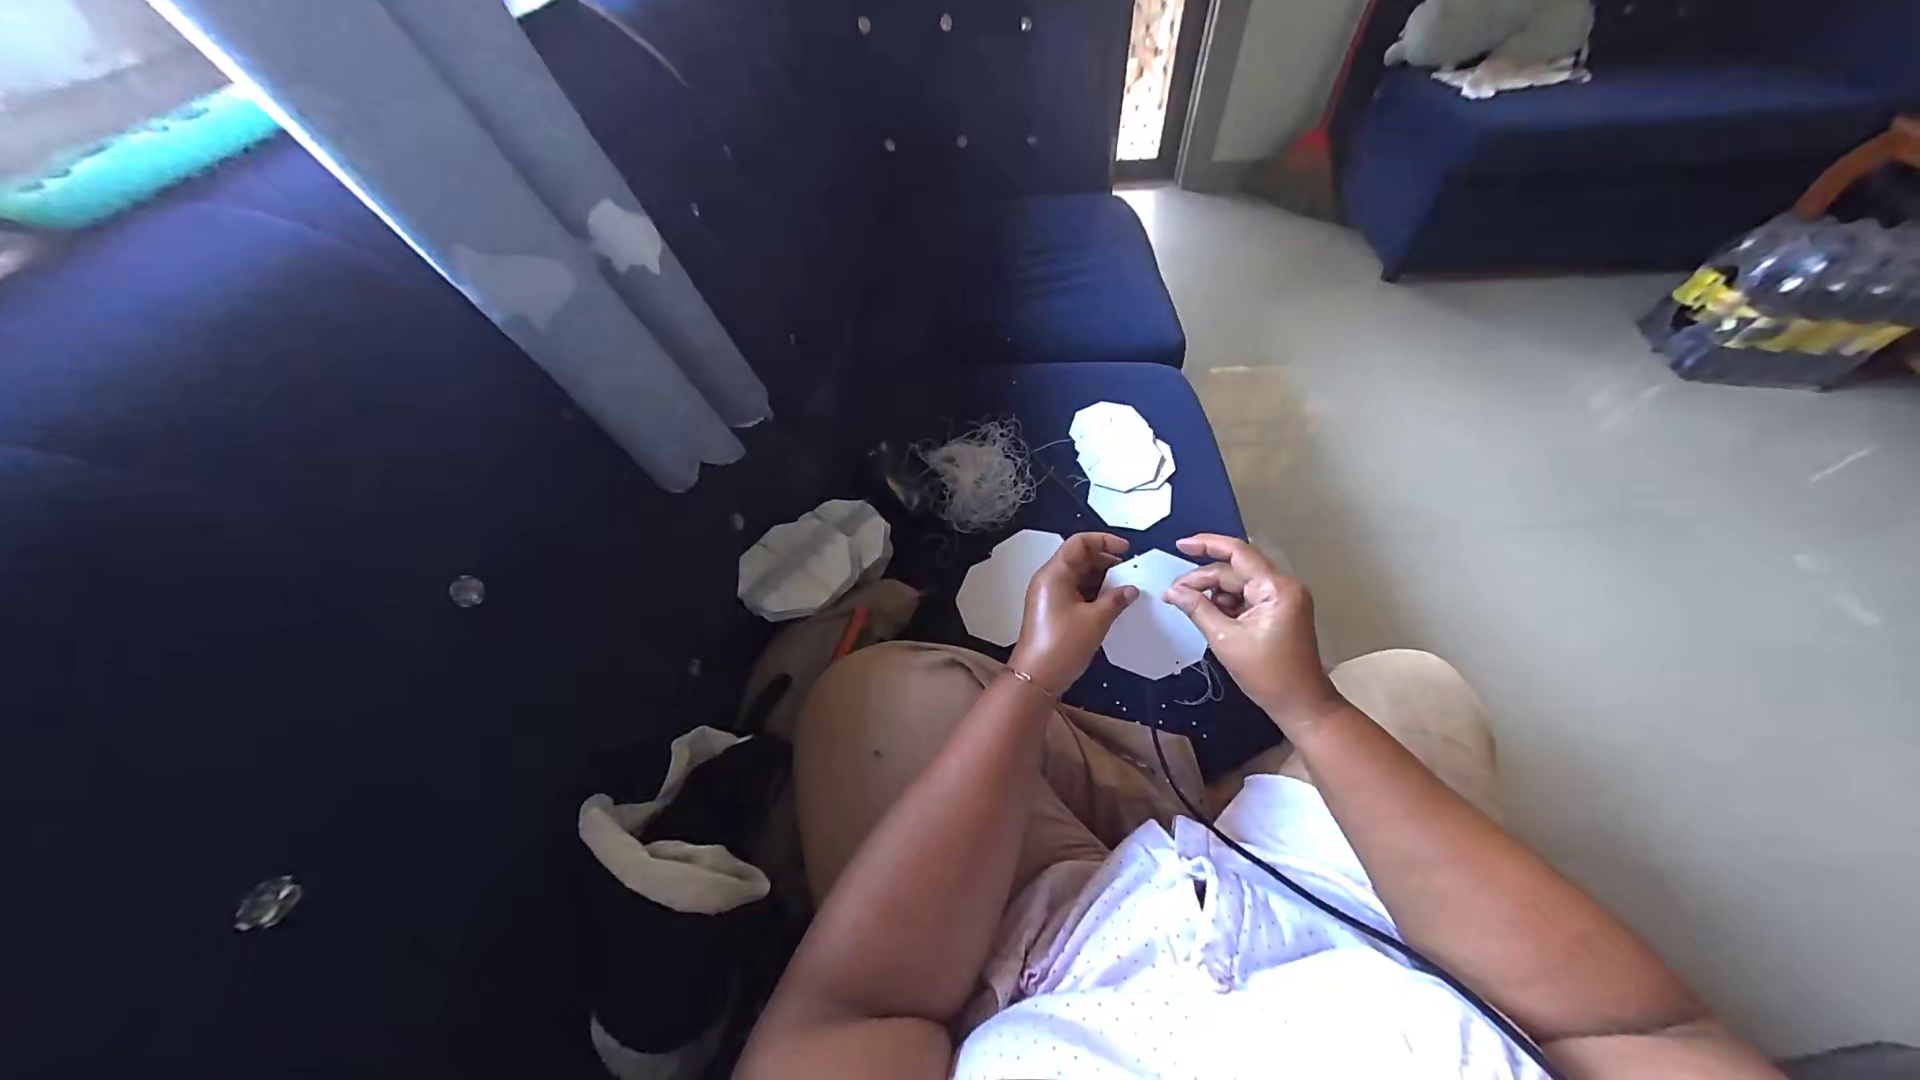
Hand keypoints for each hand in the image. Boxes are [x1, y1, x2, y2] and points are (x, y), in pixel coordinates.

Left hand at [1009, 532, 1137, 694]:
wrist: (1036, 678)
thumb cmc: (1061, 645)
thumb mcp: (1095, 620)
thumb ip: (1115, 600)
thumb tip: (1129, 590)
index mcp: (1054, 574)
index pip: (1079, 542)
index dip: (1104, 541)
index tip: (1126, 549)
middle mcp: (1048, 580)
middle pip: (1078, 557)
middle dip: (1105, 561)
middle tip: (1129, 571)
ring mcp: (1048, 595)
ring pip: (1077, 575)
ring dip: (1100, 578)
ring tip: (1124, 588)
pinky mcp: (1051, 610)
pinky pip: (1074, 591)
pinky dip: (1092, 592)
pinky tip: (1110, 603)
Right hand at [1162, 534, 1344, 730]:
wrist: (1301, 704)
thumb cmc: (1268, 675)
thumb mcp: (1224, 639)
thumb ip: (1197, 608)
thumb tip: (1173, 591)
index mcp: (1276, 589)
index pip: (1238, 553)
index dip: (1206, 545)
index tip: (1180, 546)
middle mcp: (1283, 587)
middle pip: (1235, 570)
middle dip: (1203, 579)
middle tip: (1175, 593)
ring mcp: (1282, 598)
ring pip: (1237, 583)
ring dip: (1212, 593)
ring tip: (1190, 607)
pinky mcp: (1278, 610)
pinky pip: (1245, 596)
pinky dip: (1225, 603)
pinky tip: (1209, 615)